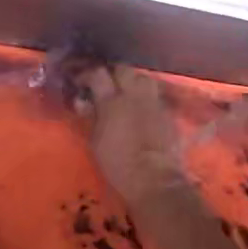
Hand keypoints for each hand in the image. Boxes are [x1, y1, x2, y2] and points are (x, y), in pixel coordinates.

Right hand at [76, 64, 185, 203]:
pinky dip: (146, 97)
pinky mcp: (168, 113)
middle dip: (112, 72)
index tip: (80, 80)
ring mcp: (153, 102)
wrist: (156, 179)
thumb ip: (91, 117)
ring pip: (143, 77)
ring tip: (126, 91)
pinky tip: (142, 108)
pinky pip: (155, 95)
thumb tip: (83, 102)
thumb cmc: (119, 164)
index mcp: (112, 102)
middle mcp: (134, 95)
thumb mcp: (96, 142)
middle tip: (105, 82)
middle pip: (123, 69)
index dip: (87, 73)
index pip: (97, 74)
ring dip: (133, 80)